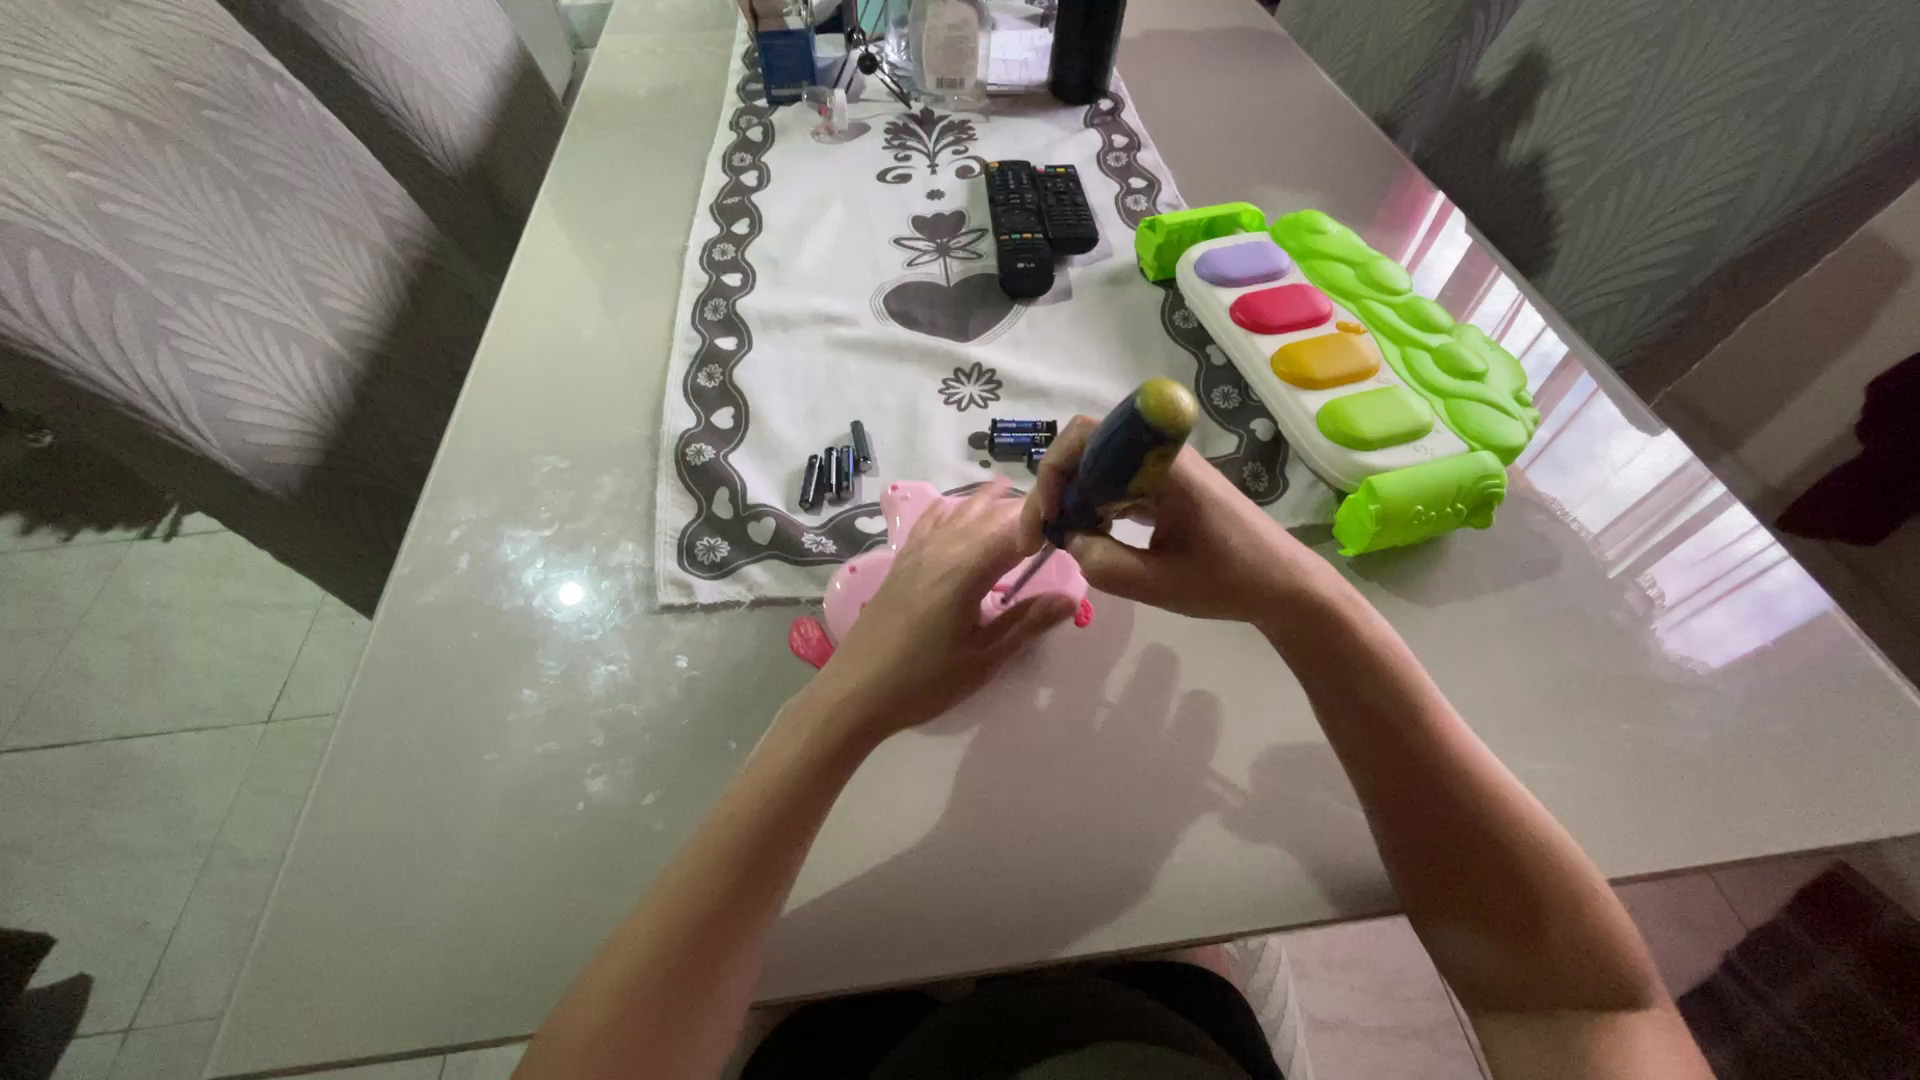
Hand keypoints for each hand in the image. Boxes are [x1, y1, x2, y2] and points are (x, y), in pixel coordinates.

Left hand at [811, 478, 1076, 739]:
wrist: (855, 692)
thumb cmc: (924, 681)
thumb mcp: (984, 659)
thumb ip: (1027, 624)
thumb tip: (1071, 598)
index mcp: (966, 570)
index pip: (1015, 532)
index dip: (1045, 526)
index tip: (1069, 530)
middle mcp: (942, 549)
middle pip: (986, 514)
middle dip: (1019, 510)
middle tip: (1050, 513)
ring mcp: (916, 553)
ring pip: (957, 513)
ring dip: (986, 503)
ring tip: (1011, 495)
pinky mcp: (900, 563)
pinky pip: (930, 523)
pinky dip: (951, 511)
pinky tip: (955, 509)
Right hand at [1021, 418, 1329, 624]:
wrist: (1284, 585)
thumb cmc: (1230, 581)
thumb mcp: (1159, 584)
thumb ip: (1103, 564)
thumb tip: (1069, 541)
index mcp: (1161, 466)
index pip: (1085, 437)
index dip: (1053, 473)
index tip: (1049, 522)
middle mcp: (1158, 455)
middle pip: (1084, 448)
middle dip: (1054, 489)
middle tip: (1040, 538)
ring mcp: (1162, 468)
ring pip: (1096, 466)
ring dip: (1071, 498)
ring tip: (1059, 541)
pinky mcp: (1165, 485)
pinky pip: (1114, 481)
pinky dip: (1092, 505)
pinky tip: (1090, 536)